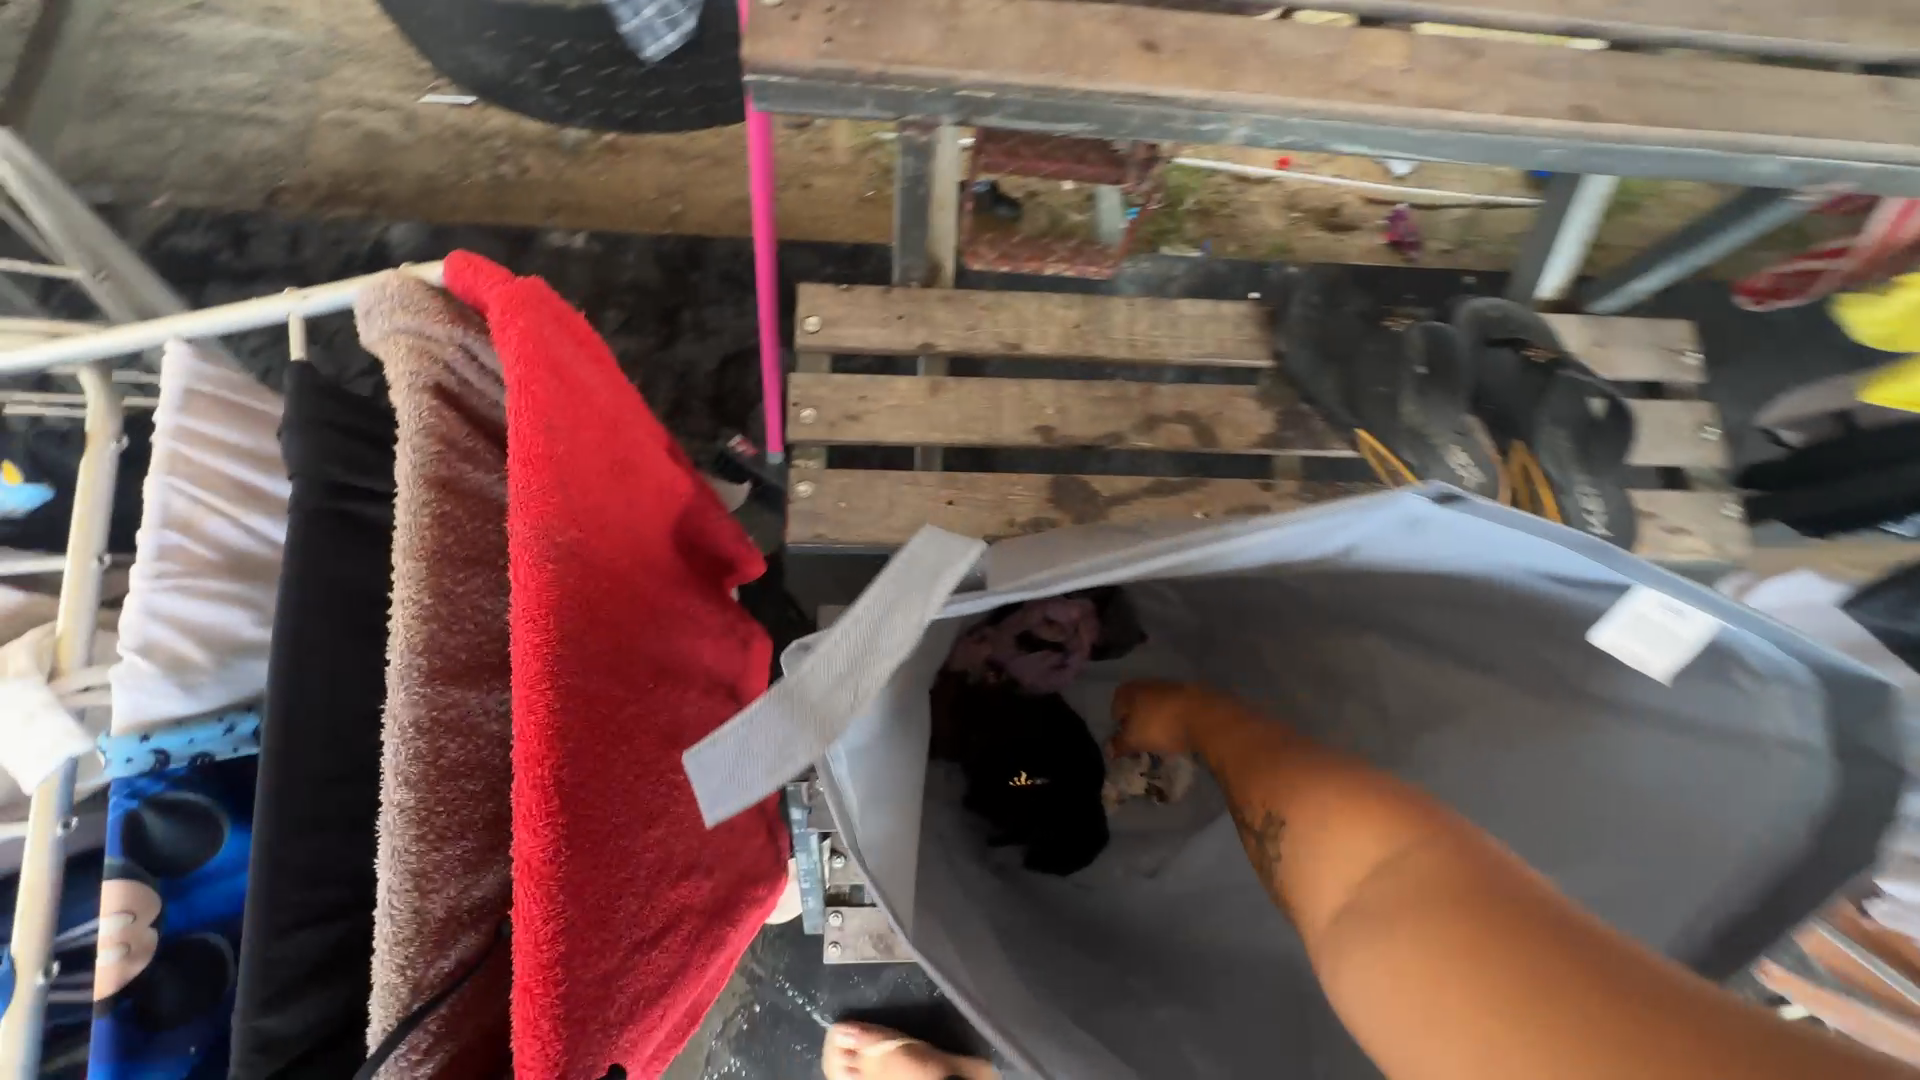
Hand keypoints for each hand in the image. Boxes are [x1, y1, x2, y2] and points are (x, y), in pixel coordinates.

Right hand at [1111, 679, 1227, 758]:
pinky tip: (1180, 732)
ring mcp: (1171, 686)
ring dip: (1158, 719)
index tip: (1126, 740)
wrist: (1204, 716)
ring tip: (1163, 738)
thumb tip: (1108, 750)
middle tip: (1143, 740)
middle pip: (1137, 703)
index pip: (1116, 706)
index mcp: (1129, 691)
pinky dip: (1175, 718)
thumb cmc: (1160, 726)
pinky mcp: (1191, 694)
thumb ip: (1119, 744)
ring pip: (1157, 705)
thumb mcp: (1134, 740)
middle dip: (1138, 720)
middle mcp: (1147, 684)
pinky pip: (1176, 708)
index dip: (1119, 724)